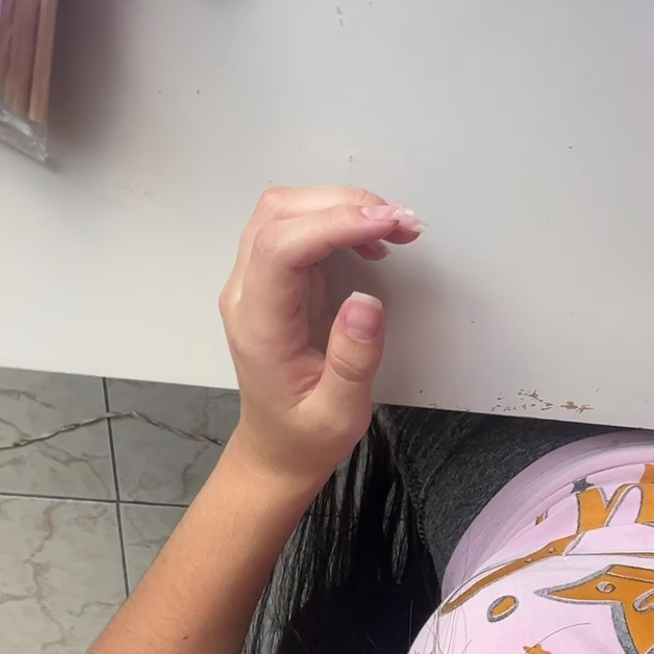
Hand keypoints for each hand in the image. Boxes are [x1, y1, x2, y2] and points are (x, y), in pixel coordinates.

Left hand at [218, 186, 422, 486]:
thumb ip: (353, 360)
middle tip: (404, 223)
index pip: (281, 247)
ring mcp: (260, 282)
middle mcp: (249, 293)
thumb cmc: (304, 435)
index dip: (335, 225)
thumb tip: (367, 302)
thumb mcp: (338, 414)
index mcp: (259, 325)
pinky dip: (341, 221)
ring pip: (288, 212)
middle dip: (346, 206)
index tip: (387, 225)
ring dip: (344, 207)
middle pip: (281, 214)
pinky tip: (374, 241)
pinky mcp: (279, 280)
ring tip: (397, 228)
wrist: (277, 448)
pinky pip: (301, 229)